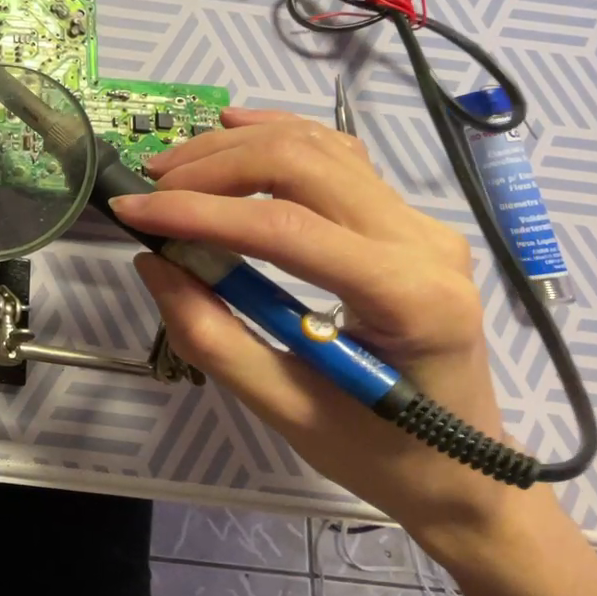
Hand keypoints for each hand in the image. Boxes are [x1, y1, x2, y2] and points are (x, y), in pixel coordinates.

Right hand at [114, 107, 533, 556]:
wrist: (465, 468)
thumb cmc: (379, 452)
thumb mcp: (284, 409)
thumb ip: (212, 336)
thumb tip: (153, 262)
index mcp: (406, 299)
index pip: (285, 230)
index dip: (197, 212)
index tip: (131, 210)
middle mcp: (422, 243)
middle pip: (301, 166)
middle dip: (211, 168)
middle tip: (149, 190)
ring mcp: (419, 223)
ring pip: (316, 147)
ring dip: (234, 147)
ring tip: (171, 168)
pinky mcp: (403, 219)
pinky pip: (336, 155)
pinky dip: (277, 133)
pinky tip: (232, 127)